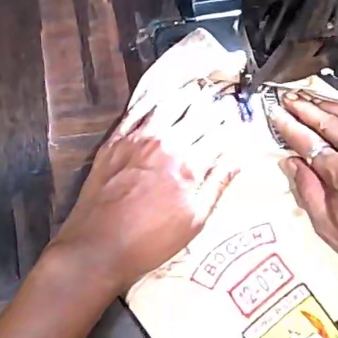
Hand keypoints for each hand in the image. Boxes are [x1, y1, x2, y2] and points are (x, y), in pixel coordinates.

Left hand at [50, 90, 240, 294]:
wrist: (97, 248)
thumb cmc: (150, 242)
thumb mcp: (195, 221)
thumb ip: (218, 184)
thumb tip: (239, 157)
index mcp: (189, 164)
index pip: (220, 132)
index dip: (233, 122)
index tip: (241, 117)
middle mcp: (165, 144)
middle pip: (197, 113)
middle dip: (215, 105)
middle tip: (224, 99)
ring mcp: (137, 139)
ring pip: (168, 104)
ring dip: (187, 95)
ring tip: (199, 89)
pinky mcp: (114, 141)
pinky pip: (137, 110)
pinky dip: (154, 98)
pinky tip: (162, 93)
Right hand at [271, 92, 337, 295]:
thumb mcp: (332, 230)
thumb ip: (308, 192)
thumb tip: (291, 165)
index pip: (307, 141)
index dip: (288, 126)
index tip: (276, 114)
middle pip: (329, 121)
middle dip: (306, 106)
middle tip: (291, 96)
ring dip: (335, 105)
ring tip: (319, 96)